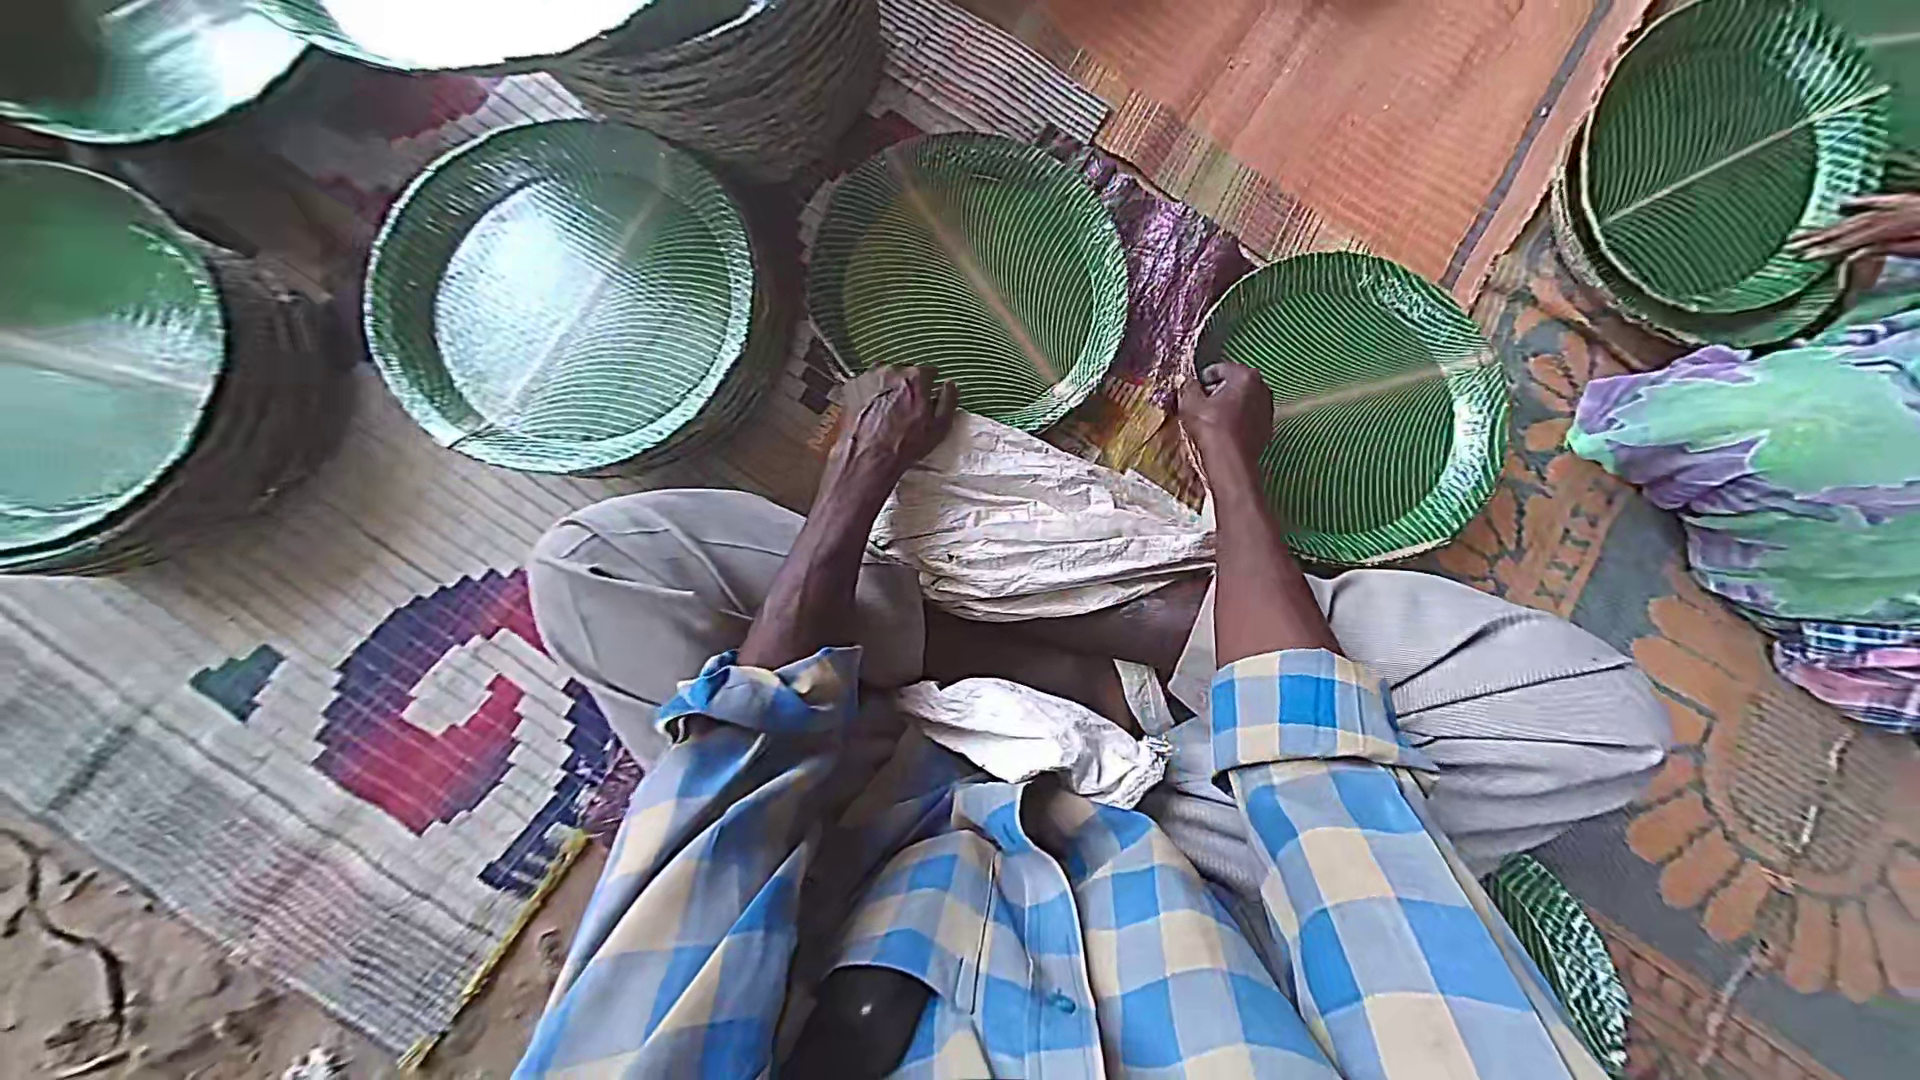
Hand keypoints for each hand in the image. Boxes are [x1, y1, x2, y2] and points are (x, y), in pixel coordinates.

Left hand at [825, 365, 959, 500]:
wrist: (868, 456)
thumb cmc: (904, 445)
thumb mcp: (939, 427)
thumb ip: (948, 400)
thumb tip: (950, 385)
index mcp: (916, 377)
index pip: (929, 372)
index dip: (929, 386)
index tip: (926, 397)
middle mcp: (892, 370)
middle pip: (905, 372)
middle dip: (907, 386)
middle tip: (906, 408)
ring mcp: (869, 376)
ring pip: (885, 376)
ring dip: (889, 387)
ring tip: (888, 410)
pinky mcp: (852, 385)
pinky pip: (867, 384)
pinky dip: (871, 393)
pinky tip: (872, 410)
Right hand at [1176, 362, 1273, 471]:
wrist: (1231, 462)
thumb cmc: (1211, 428)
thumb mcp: (1190, 404)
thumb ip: (1188, 387)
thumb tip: (1186, 381)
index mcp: (1245, 376)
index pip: (1221, 368)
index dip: (1204, 377)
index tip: (1194, 387)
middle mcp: (1262, 388)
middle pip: (1235, 383)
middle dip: (1218, 390)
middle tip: (1200, 403)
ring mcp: (1267, 408)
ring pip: (1243, 400)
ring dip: (1228, 405)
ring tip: (1211, 418)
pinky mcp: (1266, 427)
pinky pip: (1248, 417)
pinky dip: (1237, 419)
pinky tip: (1223, 430)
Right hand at [1788, 194, 1919, 260]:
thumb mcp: (1919, 247)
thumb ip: (1887, 250)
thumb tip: (1853, 256)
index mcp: (1899, 225)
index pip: (1853, 240)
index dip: (1827, 249)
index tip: (1803, 257)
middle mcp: (1897, 212)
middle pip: (1850, 226)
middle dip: (1818, 237)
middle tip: (1790, 246)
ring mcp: (1903, 204)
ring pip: (1859, 216)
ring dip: (1829, 226)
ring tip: (1802, 233)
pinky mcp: (1911, 200)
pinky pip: (1883, 199)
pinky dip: (1861, 200)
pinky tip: (1844, 203)